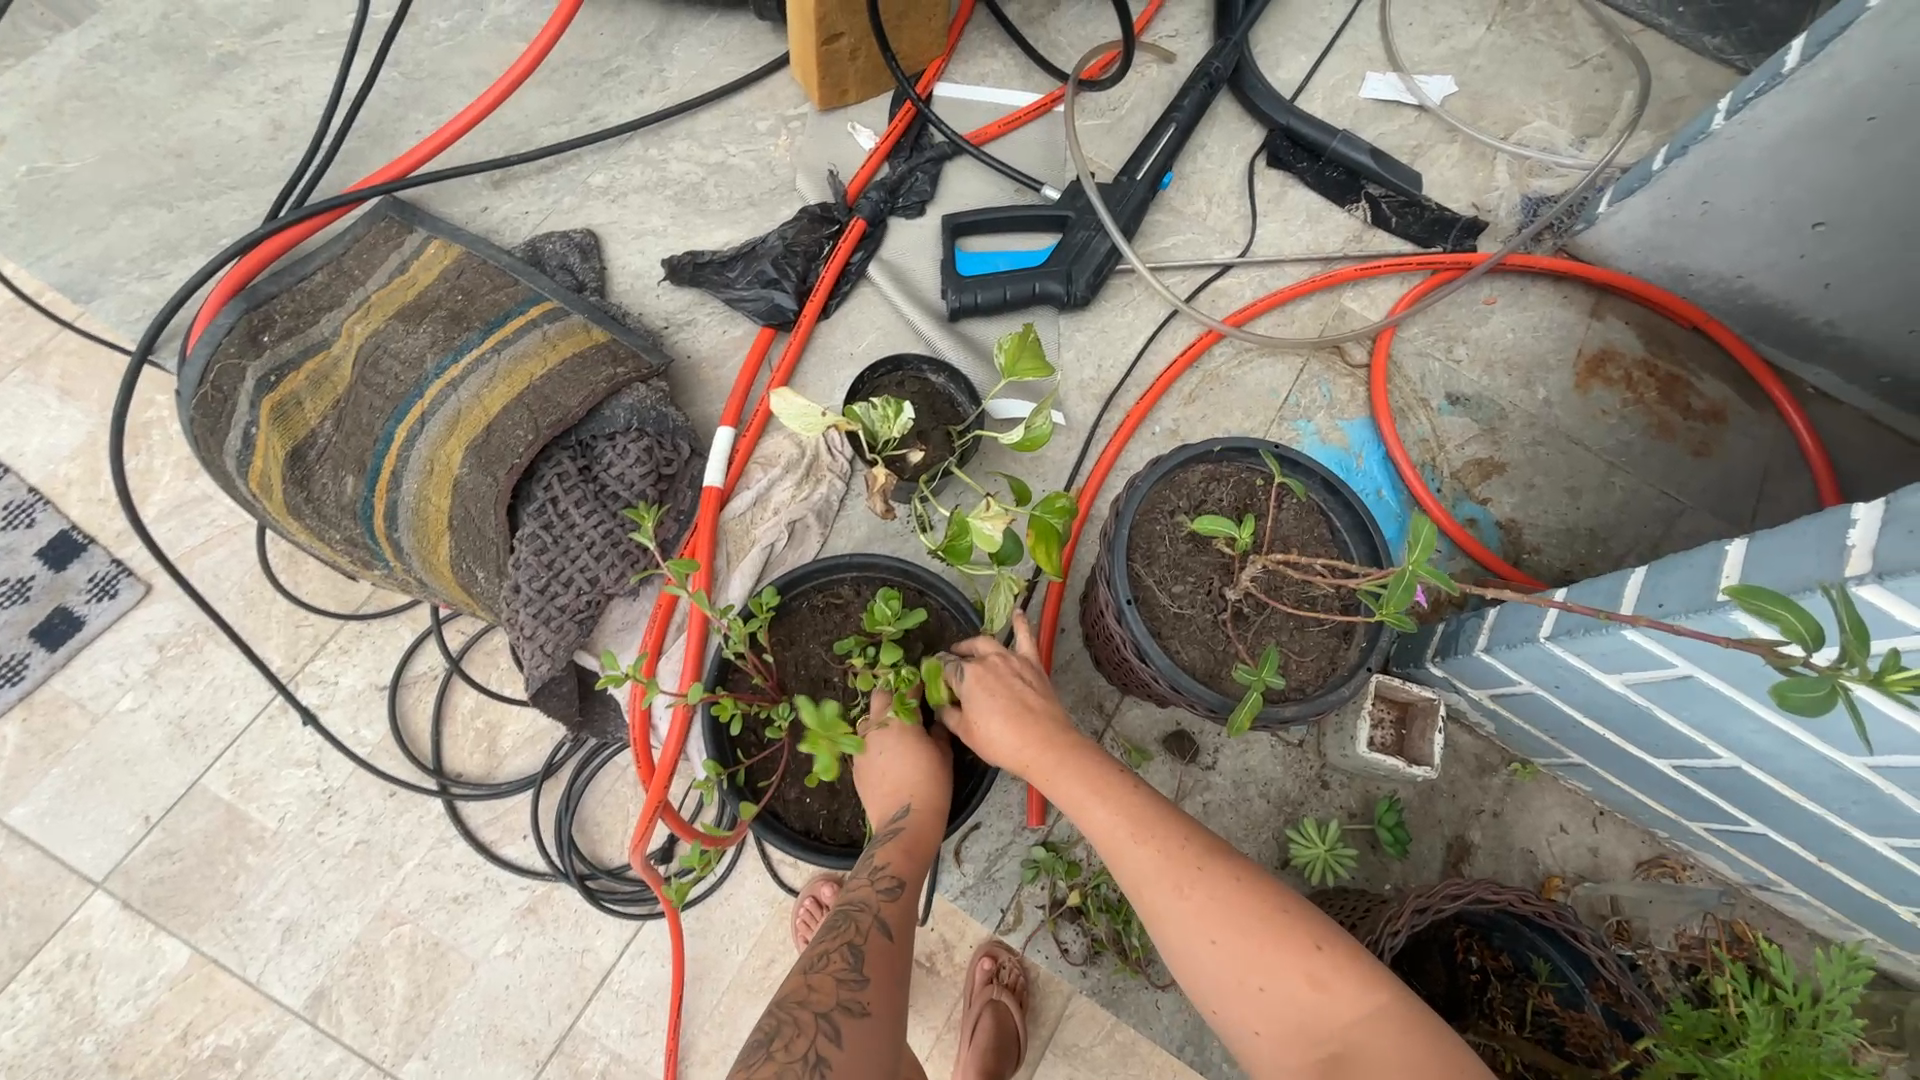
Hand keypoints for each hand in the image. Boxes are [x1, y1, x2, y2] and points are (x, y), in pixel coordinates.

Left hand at [852, 688, 953, 827]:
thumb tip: (933, 721)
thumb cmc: (931, 785)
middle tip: (906, 703)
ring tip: (894, 731)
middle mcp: (877, 726)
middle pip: (879, 697)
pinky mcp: (855, 765)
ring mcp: (862, 746)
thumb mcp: (944, 754)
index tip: (922, 684)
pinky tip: (886, 756)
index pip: (906, 689)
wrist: (905, 822)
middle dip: (892, 695)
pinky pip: (863, 744)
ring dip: (880, 719)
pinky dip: (874, 743)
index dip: (915, 684)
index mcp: (901, 718)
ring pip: (867, 720)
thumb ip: (938, 731)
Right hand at [934, 611, 1082, 775]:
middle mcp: (987, 660)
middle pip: (966, 654)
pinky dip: (1021, 623)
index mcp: (966, 675)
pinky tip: (1018, 612)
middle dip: (956, 658)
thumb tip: (940, 706)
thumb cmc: (1000, 742)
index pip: (945, 667)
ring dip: (976, 644)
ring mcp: (1011, 658)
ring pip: (989, 643)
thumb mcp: (965, 733)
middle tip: (951, 666)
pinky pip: (1026, 636)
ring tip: (969, 647)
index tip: (934, 675)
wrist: (1044, 743)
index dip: (937, 671)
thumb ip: (948, 715)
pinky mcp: (1032, 662)